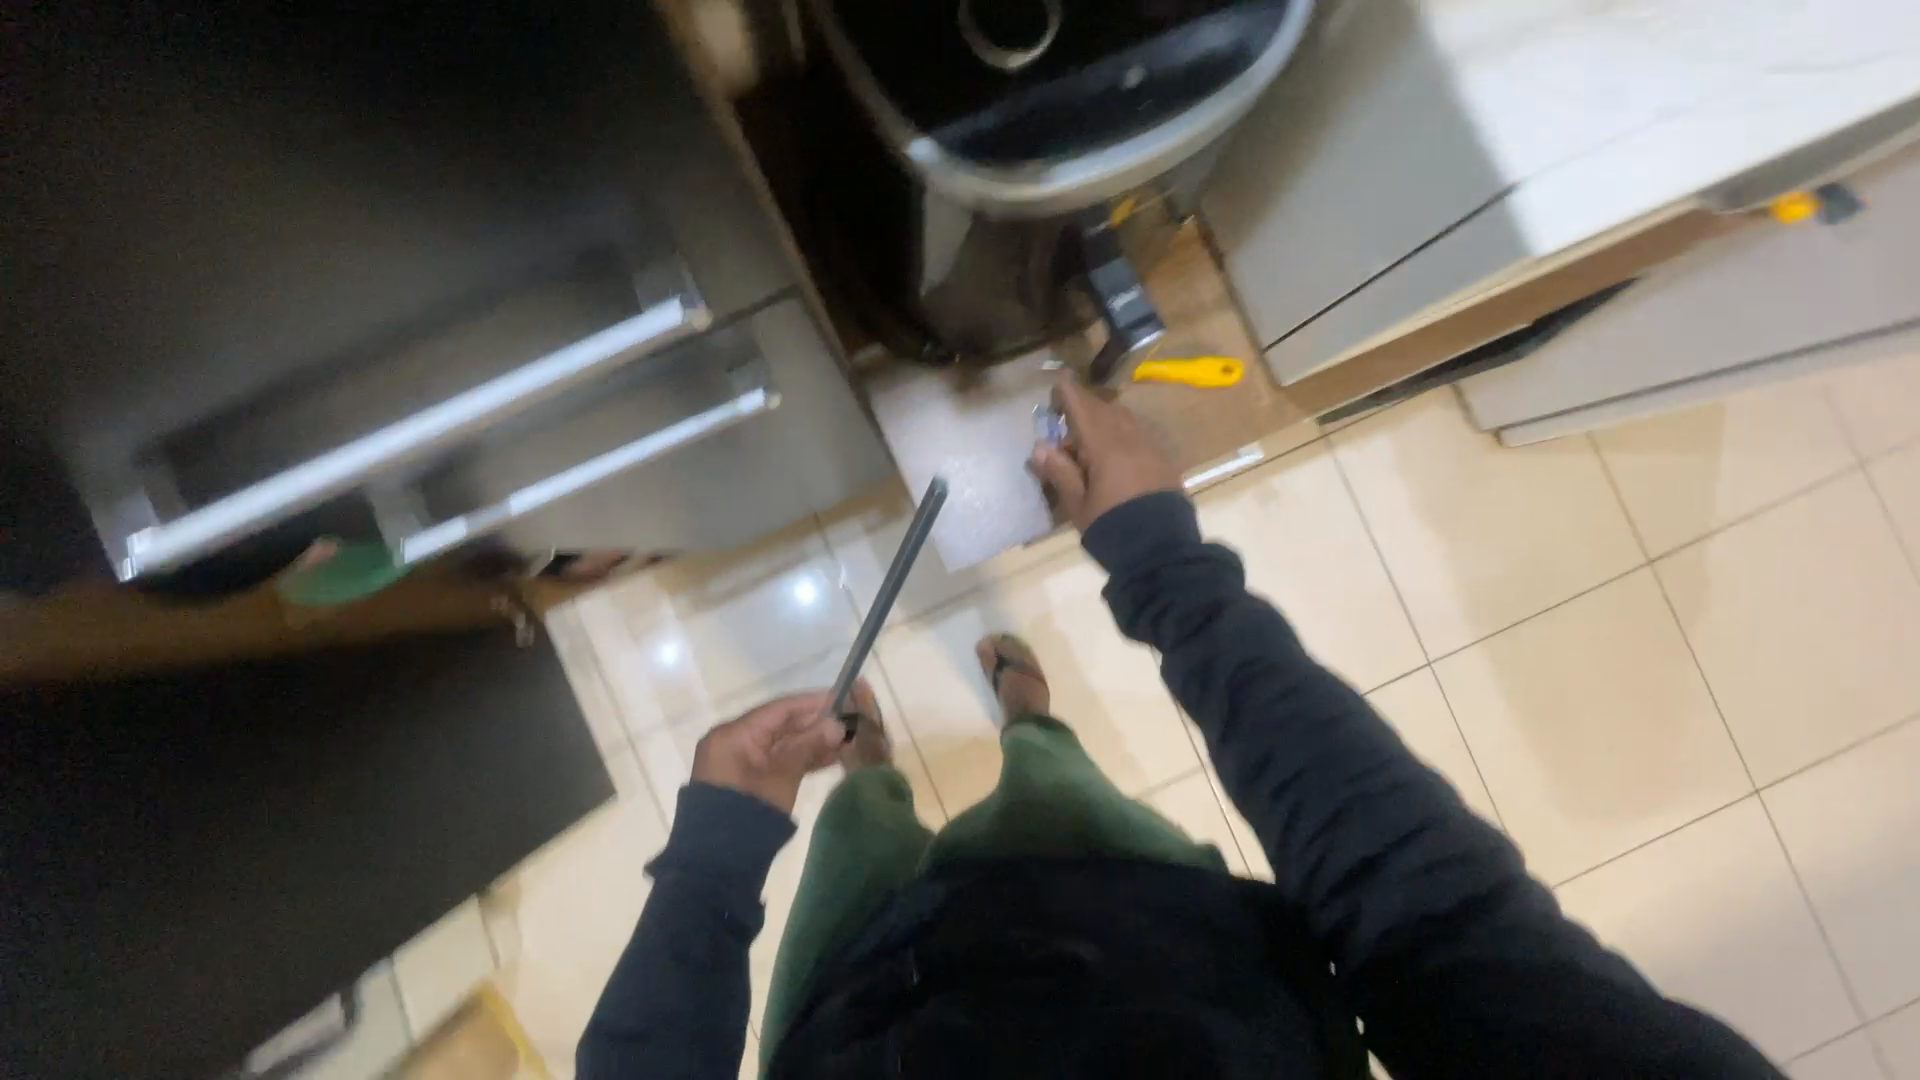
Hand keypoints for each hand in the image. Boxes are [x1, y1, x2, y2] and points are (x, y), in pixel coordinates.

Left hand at [690, 690, 847, 814]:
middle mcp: (732, 741)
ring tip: (846, 742)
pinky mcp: (745, 780)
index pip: (780, 709)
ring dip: (811, 743)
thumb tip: (838, 726)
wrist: (717, 863)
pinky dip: (799, 759)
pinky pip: (775, 760)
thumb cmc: (748, 813)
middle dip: (815, 724)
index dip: (813, 703)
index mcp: (734, 734)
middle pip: (780, 725)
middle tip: (849, 723)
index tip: (842, 697)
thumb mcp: (782, 777)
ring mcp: (738, 762)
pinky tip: (829, 758)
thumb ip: (809, 746)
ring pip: (780, 744)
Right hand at [1029, 376, 1183, 530]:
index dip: (1070, 394)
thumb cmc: (1112, 528)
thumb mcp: (1078, 506)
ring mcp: (1152, 448)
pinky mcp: (1165, 462)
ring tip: (1092, 432)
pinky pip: (1141, 435)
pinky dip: (1125, 433)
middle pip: (1106, 411)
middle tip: (1070, 411)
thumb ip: (1060, 473)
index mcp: (1106, 446)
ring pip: (1126, 420)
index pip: (1084, 409)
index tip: (1060, 378)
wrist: (1161, 552)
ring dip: (1107, 419)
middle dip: (1087, 406)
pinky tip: (1118, 448)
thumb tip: (1040, 446)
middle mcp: (1131, 439)